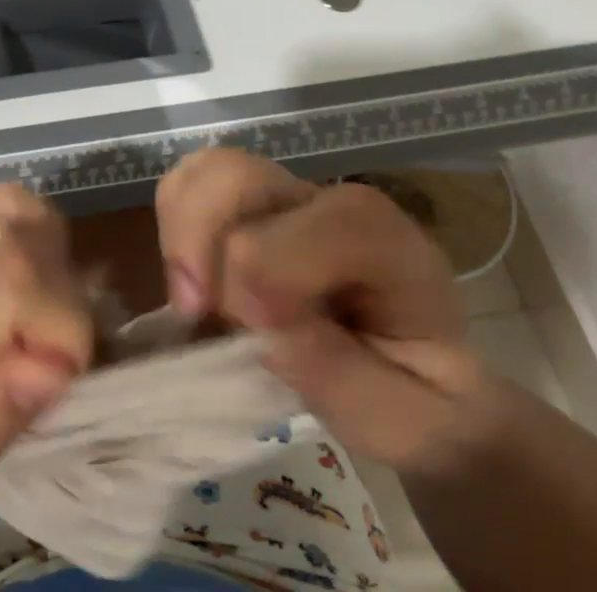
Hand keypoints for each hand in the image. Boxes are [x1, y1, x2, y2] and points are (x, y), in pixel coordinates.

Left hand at [0, 184, 94, 523]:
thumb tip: (57, 366)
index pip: (12, 285)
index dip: (63, 328)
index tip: (59, 380)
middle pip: (28, 244)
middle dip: (65, 305)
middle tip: (46, 364)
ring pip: (25, 216)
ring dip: (52, 271)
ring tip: (31, 328)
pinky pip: (1, 205)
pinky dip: (27, 238)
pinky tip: (12, 288)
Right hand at [156, 148, 485, 469]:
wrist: (423, 394)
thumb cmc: (418, 409)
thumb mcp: (404, 423)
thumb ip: (340, 376)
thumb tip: (263, 328)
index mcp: (387, 246)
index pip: (311, 224)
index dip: (267, 279)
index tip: (264, 339)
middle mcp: (331, 205)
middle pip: (238, 176)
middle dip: (204, 246)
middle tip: (202, 315)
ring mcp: (286, 204)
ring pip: (204, 174)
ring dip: (180, 238)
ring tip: (195, 306)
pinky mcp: (249, 216)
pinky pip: (189, 193)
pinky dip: (173, 235)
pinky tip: (193, 294)